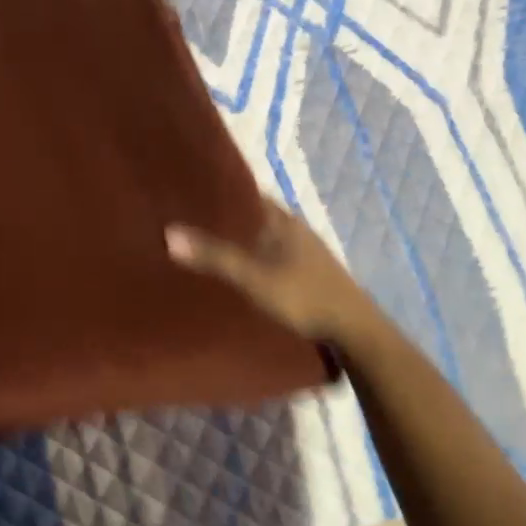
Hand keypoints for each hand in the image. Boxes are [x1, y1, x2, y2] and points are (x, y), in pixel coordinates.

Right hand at [165, 201, 381, 343]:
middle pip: (252, 214)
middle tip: (187, 219)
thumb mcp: (254, 278)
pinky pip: (271, 253)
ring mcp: (305, 250)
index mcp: (283, 220)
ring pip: (262, 235)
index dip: (217, 191)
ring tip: (204, 243)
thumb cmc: (305, 297)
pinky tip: (237, 267)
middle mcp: (295, 228)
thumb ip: (214, 256)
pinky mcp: (309, 272)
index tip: (187, 193)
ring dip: (239, 238)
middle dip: (223, 216)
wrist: (357, 333)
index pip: (245, 192)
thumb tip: (169, 234)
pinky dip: (252, 255)